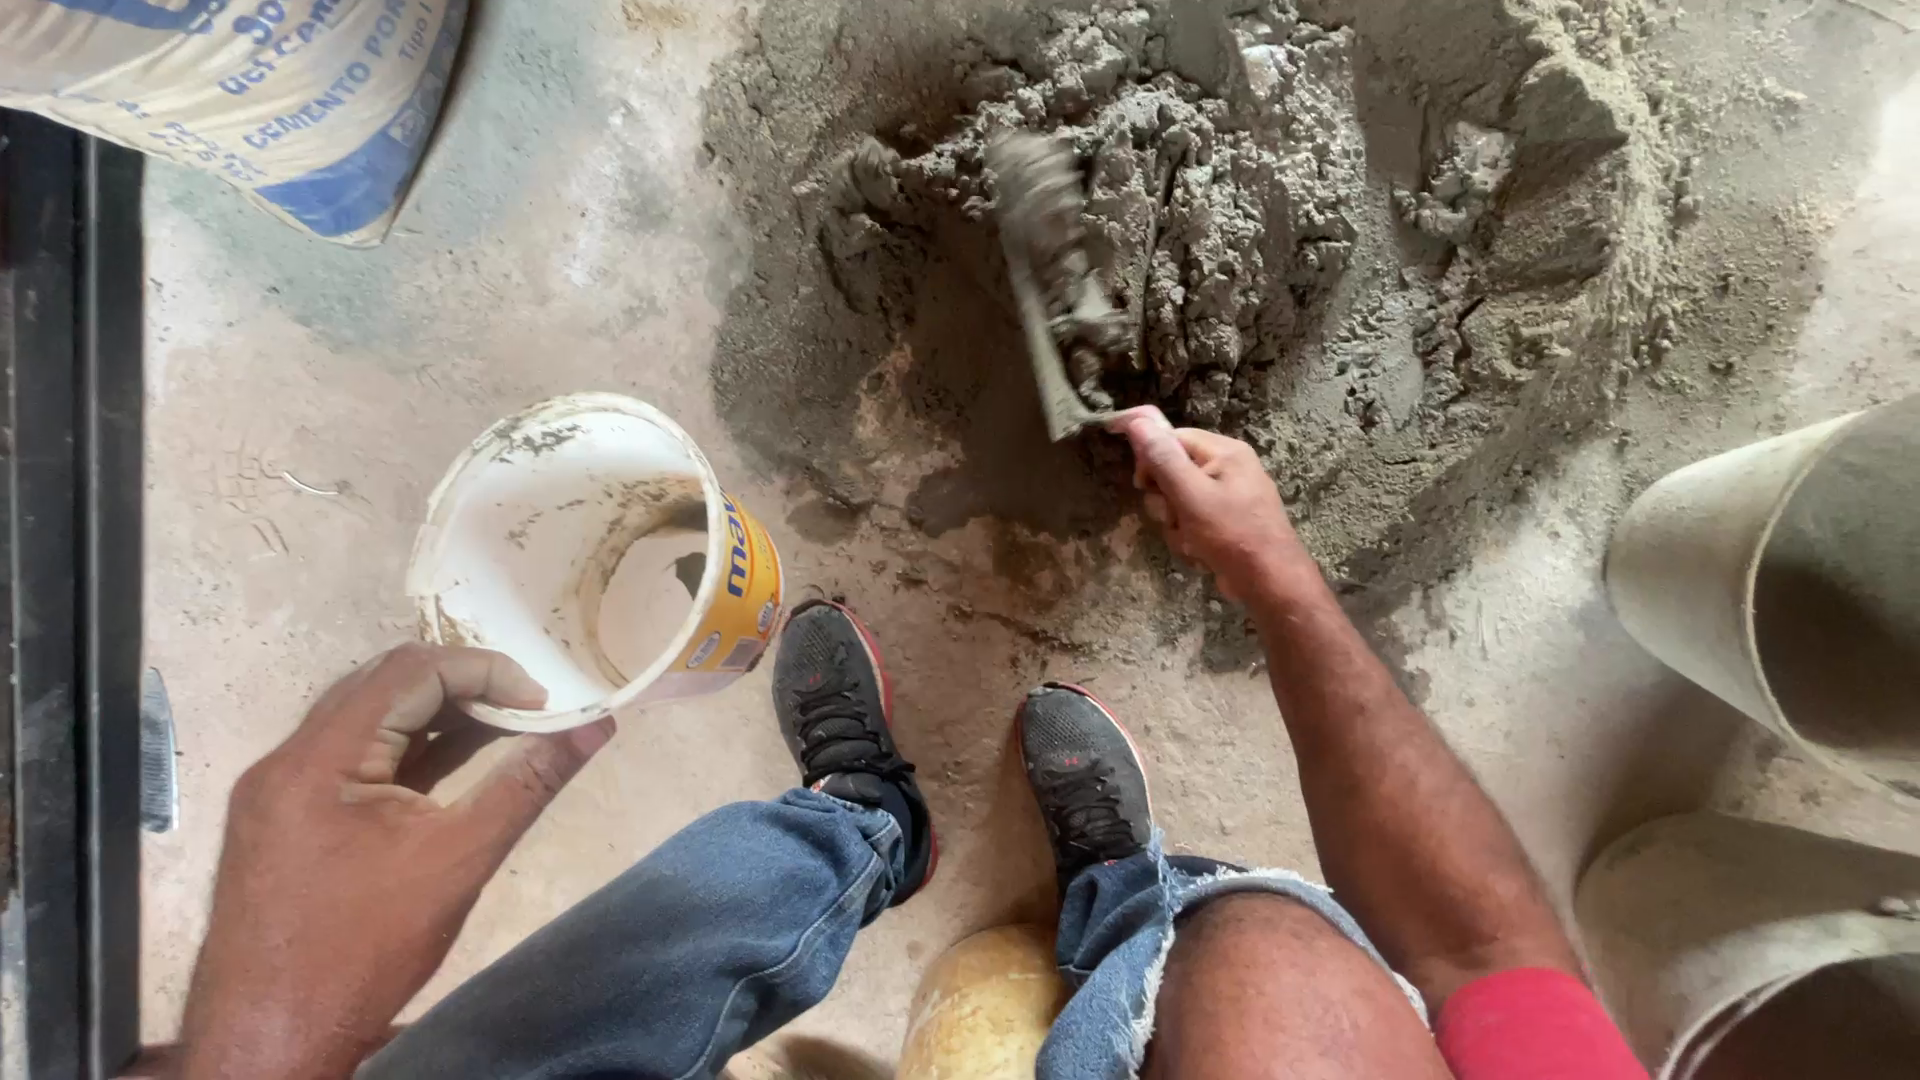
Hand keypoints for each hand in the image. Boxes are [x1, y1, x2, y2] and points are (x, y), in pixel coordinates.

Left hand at [178, 644, 614, 1079]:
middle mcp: (289, 760)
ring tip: (508, 727)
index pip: (411, 672)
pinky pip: (363, 752)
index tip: (541, 703)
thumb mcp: (464, 857)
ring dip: (445, 710)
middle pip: (388, 681)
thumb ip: (532, 780)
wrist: (270, 1045)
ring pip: (374, 713)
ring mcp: (285, 788)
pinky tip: (466, 754)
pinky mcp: (294, 814)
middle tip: (528, 709)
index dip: (486, 671)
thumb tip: (599, 725)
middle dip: (468, 683)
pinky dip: (419, 742)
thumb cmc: (367, 949)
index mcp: (318, 761)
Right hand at [1109, 406, 1319, 603]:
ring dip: (1174, 523)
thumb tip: (1138, 421)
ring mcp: (1226, 496)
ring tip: (1190, 540)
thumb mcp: (1191, 495)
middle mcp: (1227, 467)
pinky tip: (1199, 551)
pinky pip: (1190, 519)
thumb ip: (1163, 459)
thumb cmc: (1232, 534)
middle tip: (1173, 516)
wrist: (1269, 582)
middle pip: (1172, 470)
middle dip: (1165, 499)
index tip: (1142, 483)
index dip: (1151, 459)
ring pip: (1176, 500)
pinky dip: (1187, 536)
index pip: (1172, 438)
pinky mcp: (1224, 520)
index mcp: (1224, 451)